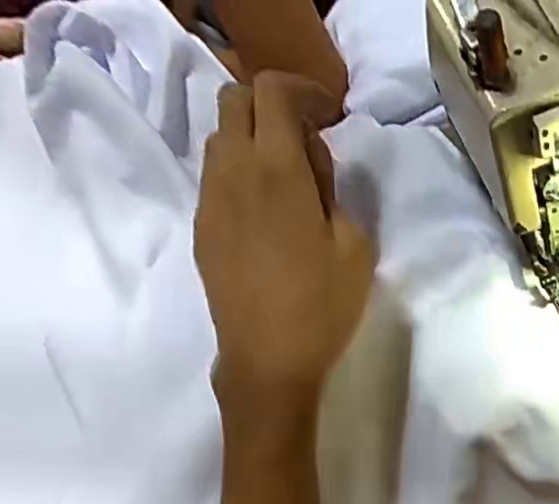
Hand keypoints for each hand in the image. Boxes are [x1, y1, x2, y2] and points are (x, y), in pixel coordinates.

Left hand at [196, 72, 372, 417]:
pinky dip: (242, 173)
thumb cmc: (322, 306)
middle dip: (272, 103)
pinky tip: (269, 213)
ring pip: (221, 138)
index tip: (330, 113)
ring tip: (290, 180)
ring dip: (254, 139)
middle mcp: (232, 170)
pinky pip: (217, 177)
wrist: (267, 358)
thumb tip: (312, 170)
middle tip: (308, 139)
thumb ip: (336, 195)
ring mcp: (210, 199)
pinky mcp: (202, 227)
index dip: (304, 90)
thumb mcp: (355, 249)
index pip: (274, 91)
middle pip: (235, 100)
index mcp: (276, 169)